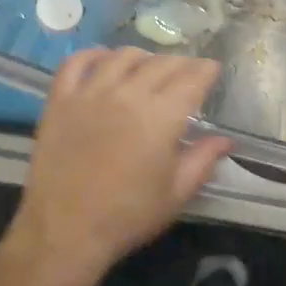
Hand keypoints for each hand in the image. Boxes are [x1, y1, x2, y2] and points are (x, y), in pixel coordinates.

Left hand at [9, 49, 234, 280]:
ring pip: (123, 56)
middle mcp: (128, 93)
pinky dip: (94, 55)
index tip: (213, 70)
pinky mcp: (60, 100)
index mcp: (162, 116)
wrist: (65, 231)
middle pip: (161, 63)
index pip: (192, 78)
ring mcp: (90, 93)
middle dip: (182, 63)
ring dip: (143, 57)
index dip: (207, 70)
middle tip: (188, 71)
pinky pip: (77, 62)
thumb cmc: (128, 216)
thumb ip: (202, 160)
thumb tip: (225, 140)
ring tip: (149, 66)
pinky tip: (104, 60)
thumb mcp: (176, 194)